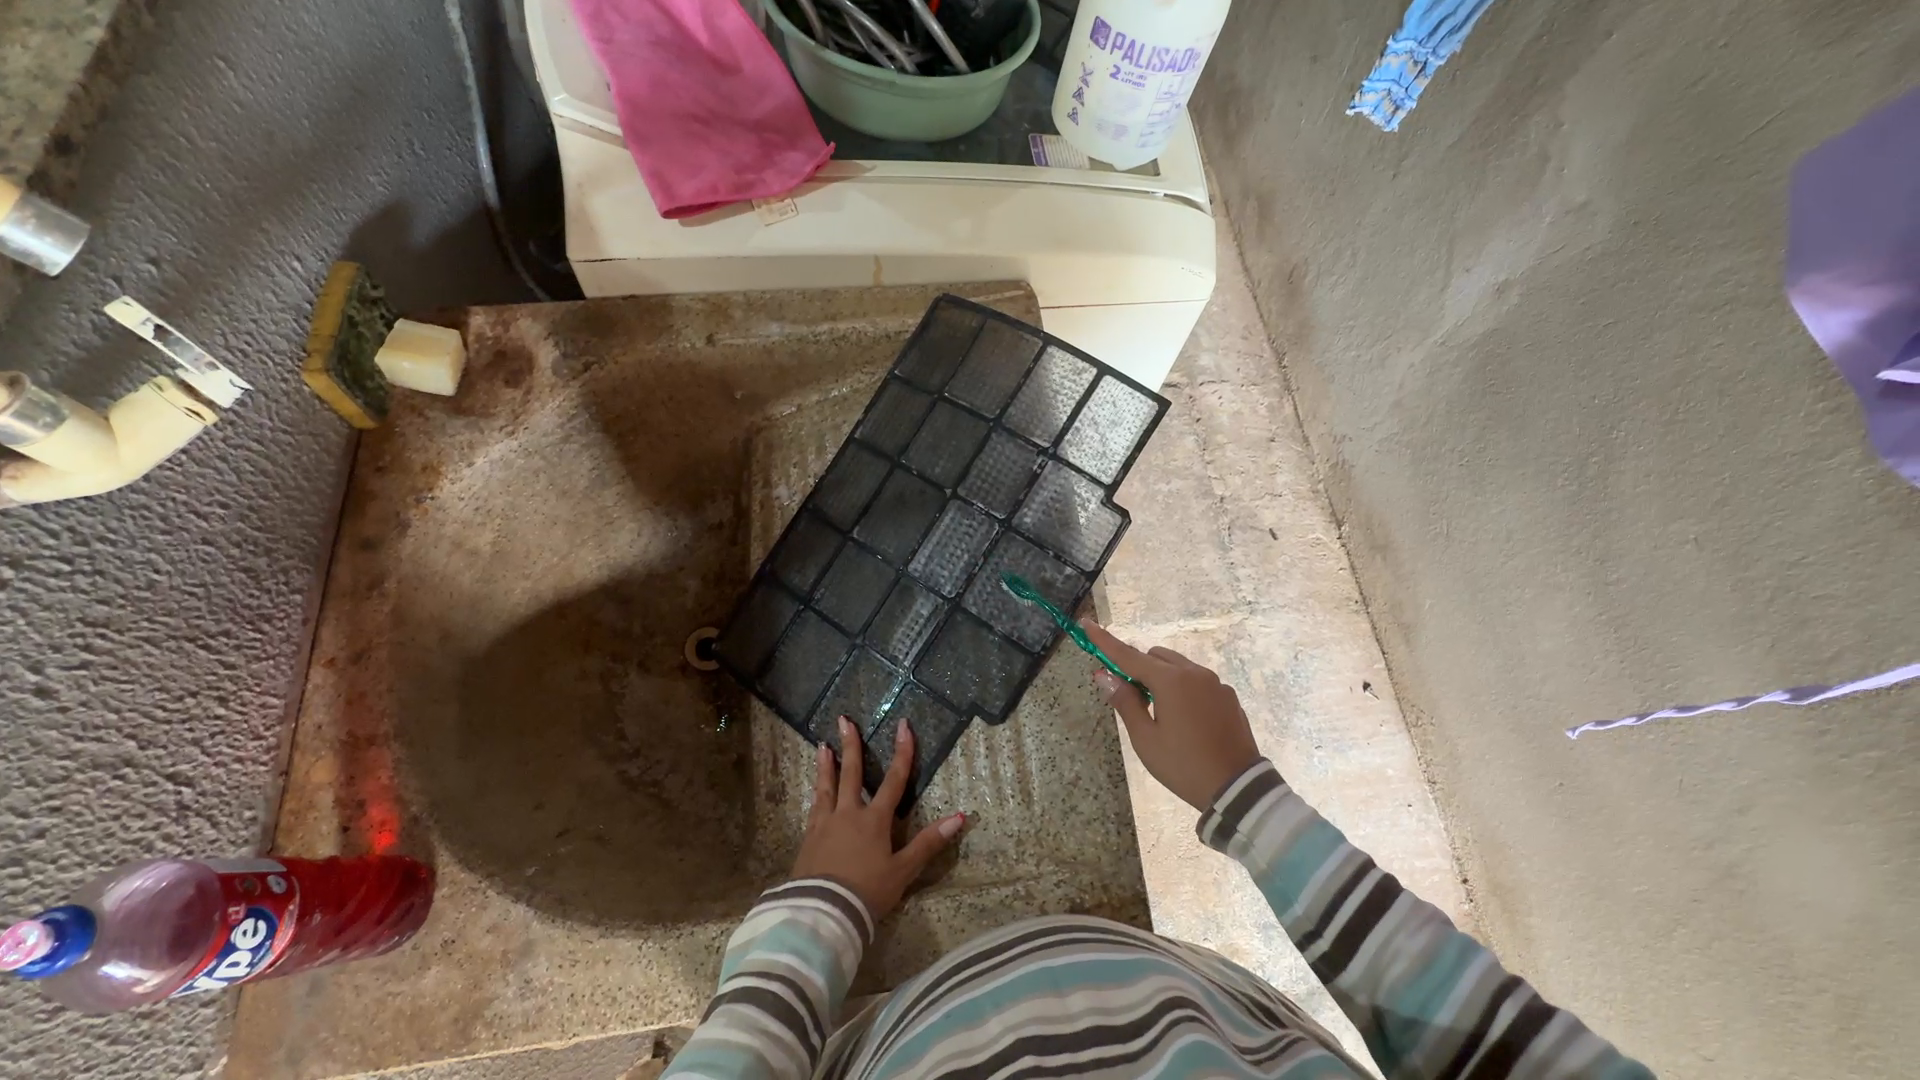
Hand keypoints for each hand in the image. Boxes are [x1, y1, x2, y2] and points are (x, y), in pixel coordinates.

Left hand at [791, 717, 966, 920]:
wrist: (823, 911)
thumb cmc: (867, 891)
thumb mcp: (903, 870)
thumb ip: (929, 843)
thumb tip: (960, 816)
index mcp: (875, 820)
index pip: (894, 780)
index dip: (902, 752)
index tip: (903, 725)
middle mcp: (849, 814)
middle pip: (852, 773)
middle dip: (851, 746)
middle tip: (844, 720)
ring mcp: (826, 824)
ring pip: (827, 787)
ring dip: (827, 765)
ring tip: (823, 745)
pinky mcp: (809, 838)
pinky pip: (814, 807)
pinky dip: (816, 793)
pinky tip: (815, 791)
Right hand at [1079, 624, 1263, 811]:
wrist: (1238, 788)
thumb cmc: (1183, 765)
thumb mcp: (1145, 739)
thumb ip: (1125, 702)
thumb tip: (1104, 675)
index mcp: (1170, 681)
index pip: (1128, 655)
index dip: (1104, 641)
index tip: (1086, 624)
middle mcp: (1194, 673)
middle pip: (1156, 656)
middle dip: (1138, 667)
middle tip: (1129, 695)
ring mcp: (1215, 683)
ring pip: (1178, 667)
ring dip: (1162, 677)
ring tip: (1159, 712)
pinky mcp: (1228, 697)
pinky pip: (1198, 682)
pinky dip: (1183, 689)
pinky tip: (1185, 720)